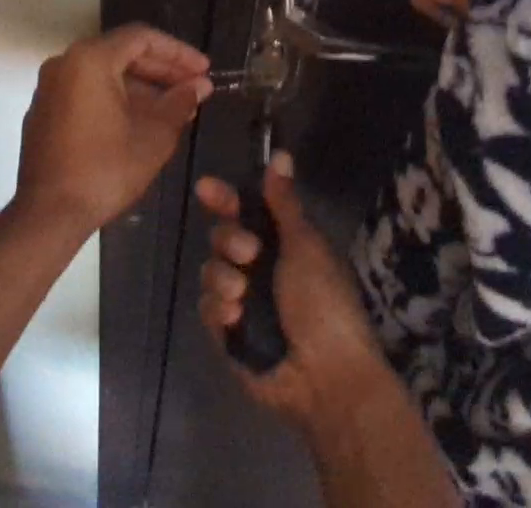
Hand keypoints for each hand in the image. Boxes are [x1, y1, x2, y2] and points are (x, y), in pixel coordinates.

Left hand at [14, 25, 212, 236]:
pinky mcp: (45, 112)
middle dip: (161, 70)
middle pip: (121, 53)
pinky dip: (116, 99)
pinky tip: (142, 122)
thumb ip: (179, 103)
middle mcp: (64, 64)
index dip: (178, 52)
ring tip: (176, 108)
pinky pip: (86, 92)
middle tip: (195, 87)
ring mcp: (50, 88)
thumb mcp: (154, 136)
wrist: (49, 214)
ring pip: (104, 74)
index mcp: (90, 60)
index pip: (141, 38)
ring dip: (142, 87)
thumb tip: (199, 86)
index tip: (204, 70)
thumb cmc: (105, 170)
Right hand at [195, 154, 396, 431]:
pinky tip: (236, 319)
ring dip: (223, 279)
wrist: (324, 376)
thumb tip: (280, 154)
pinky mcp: (226, 331)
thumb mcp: (306, 247)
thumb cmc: (323, 305)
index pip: (244, 210)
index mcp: (281, 243)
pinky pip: (206, 306)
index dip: (224, 198)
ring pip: (210, 270)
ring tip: (243, 297)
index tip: (206, 189)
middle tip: (248, 253)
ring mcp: (241, 299)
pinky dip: (220, 310)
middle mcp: (259, 267)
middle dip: (229, 241)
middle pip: (221, 237)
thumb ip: (284, 203)